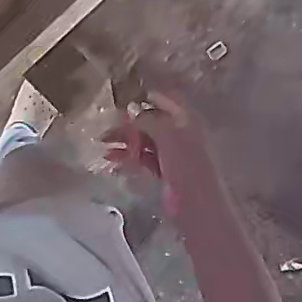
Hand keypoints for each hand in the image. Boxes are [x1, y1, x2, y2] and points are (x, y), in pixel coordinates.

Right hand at [102, 91, 215, 217]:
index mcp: (186, 120)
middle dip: (128, 125)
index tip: (125, 98)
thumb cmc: (186, 165)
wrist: (197, 204)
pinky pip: (145, 159)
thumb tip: (131, 109)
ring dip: (125, 143)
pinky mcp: (166, 172)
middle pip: (151, 122)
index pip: (168, 99)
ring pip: (145, 142)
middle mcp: (181, 133)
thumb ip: (149, 119)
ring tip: (104, 149)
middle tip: (106, 131)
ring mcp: (173, 154)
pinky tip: (113, 162)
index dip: (148, 96)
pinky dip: (130, 159)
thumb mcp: (168, 135)